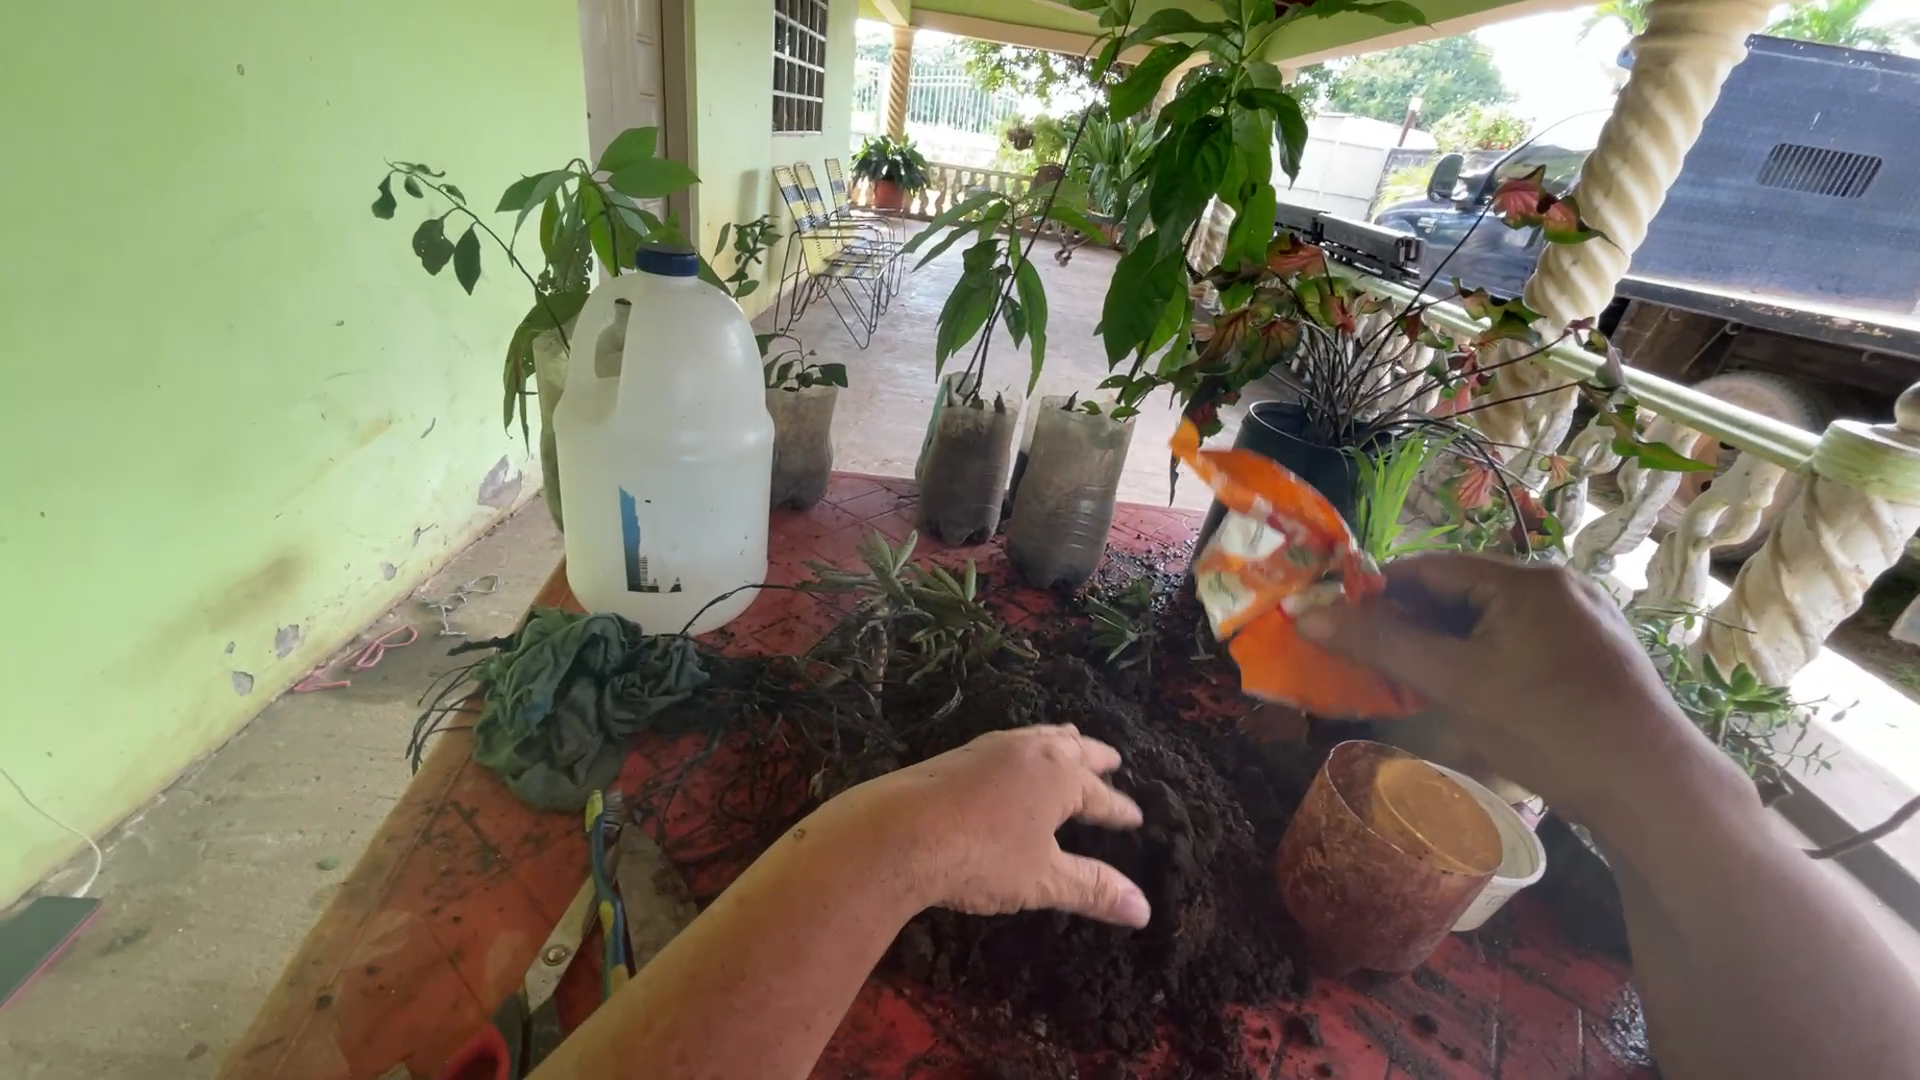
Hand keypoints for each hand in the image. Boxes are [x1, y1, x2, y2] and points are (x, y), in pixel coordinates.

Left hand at [818, 726, 1151, 927]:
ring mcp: (993, 747)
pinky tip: (1014, 756)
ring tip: (1071, 738)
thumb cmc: (983, 856)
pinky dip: (1028, 744)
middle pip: (1073, 750)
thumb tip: (1145, 909)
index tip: (1137, 816)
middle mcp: (1031, 751)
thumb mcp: (1043, 879)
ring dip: (1061, 740)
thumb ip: (1093, 889)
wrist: (902, 830)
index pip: (1100, 795)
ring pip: (1039, 737)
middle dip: (1096, 758)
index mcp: (1059, 776)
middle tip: (1114, 759)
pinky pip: (1010, 741)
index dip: (1119, 809)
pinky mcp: (962, 753)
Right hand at [1295, 553, 1749, 832]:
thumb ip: (1376, 644)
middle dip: (1405, 618)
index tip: (1335, 613)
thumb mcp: (1450, 682)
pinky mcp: (1588, 655)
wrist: (1657, 795)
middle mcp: (1557, 589)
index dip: (1375, 588)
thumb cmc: (1546, 725)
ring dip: (1436, 640)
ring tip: (1400, 670)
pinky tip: (1453, 685)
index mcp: (1527, 581)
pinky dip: (1471, 655)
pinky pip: (1511, 640)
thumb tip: (1305, 615)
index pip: (1429, 567)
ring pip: (1483, 619)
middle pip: (1457, 592)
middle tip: (1362, 648)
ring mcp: (1579, 622)